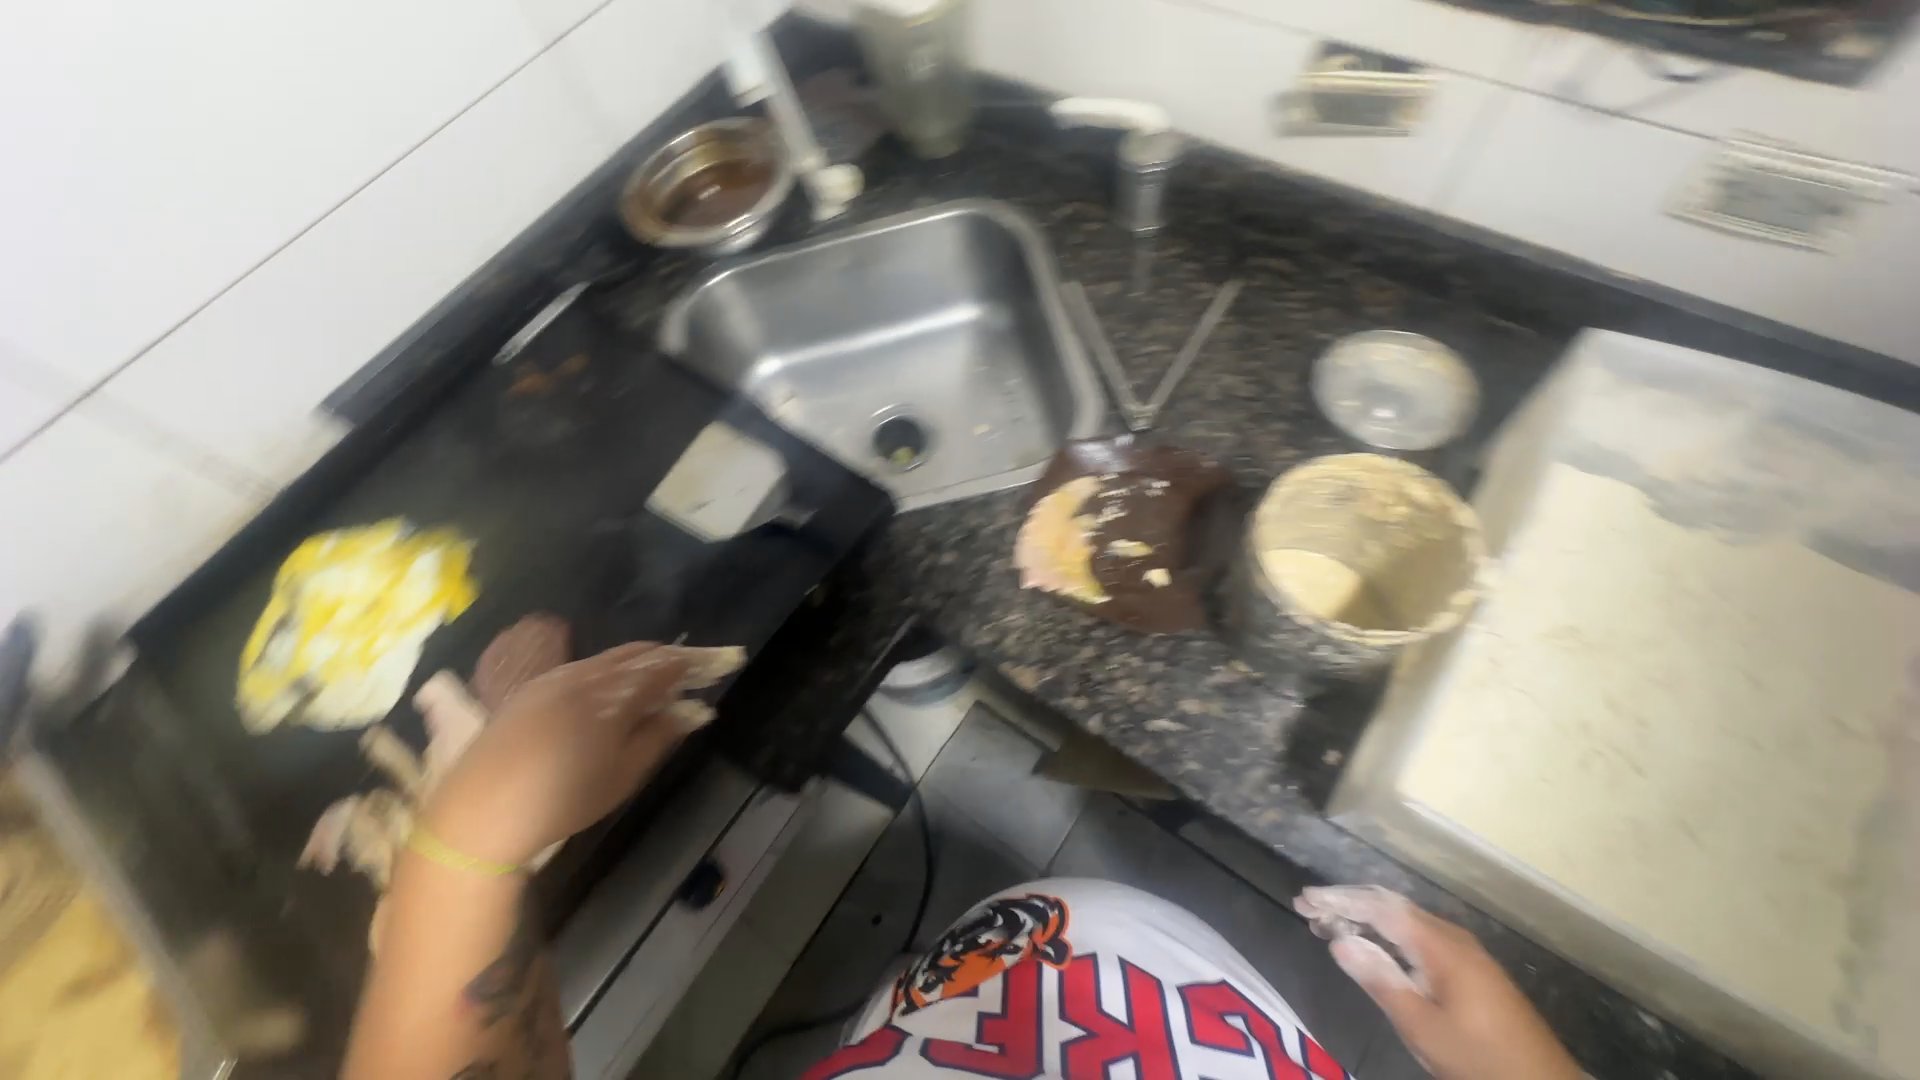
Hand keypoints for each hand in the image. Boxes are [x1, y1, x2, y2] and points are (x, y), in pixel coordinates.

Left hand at [422, 640, 743, 866]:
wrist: (476, 815)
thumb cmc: (562, 799)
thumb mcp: (623, 774)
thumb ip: (660, 735)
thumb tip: (695, 710)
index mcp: (610, 693)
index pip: (666, 665)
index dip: (699, 661)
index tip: (726, 660)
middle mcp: (583, 674)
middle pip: (638, 654)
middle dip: (673, 658)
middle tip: (700, 669)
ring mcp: (553, 680)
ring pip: (610, 660)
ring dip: (643, 665)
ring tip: (664, 683)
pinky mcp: (532, 692)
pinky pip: (586, 669)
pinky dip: (613, 674)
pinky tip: (618, 694)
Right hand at [1294, 886, 1582, 1079]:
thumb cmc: (1481, 1061)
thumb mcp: (1424, 1028)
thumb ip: (1380, 981)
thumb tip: (1339, 941)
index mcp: (1441, 946)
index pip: (1379, 908)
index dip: (1339, 900)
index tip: (1304, 900)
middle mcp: (1452, 937)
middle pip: (1390, 905)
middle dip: (1347, 902)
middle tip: (1308, 908)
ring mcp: (1464, 952)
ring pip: (1404, 919)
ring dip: (1364, 916)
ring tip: (1329, 923)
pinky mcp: (1470, 969)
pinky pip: (1417, 934)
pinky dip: (1385, 931)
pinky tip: (1371, 944)